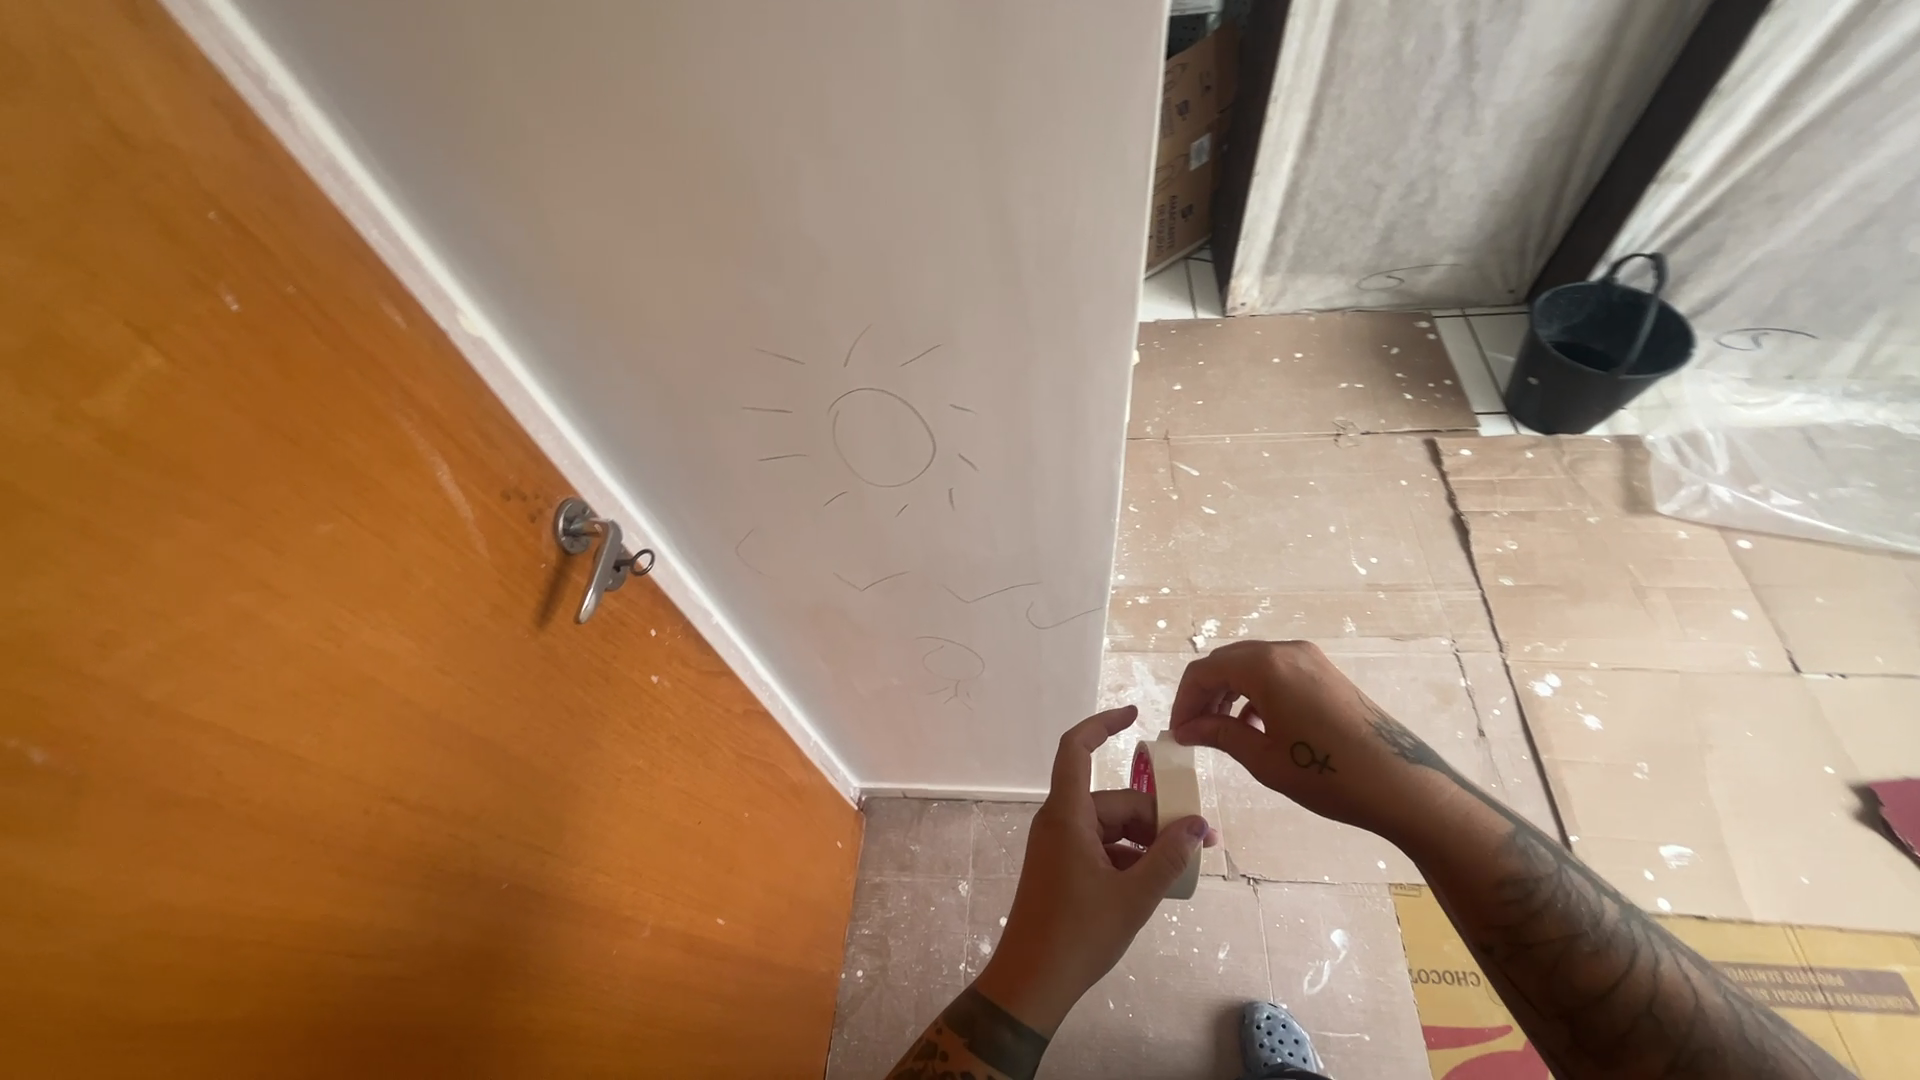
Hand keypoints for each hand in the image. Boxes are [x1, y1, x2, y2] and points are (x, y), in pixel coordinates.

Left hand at [972, 705, 1214, 1034]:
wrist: (1031, 982)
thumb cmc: (1078, 935)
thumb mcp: (1134, 896)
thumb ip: (1168, 858)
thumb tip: (1198, 826)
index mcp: (1067, 815)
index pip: (1076, 749)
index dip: (1102, 724)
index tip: (1134, 715)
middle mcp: (1059, 821)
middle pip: (1112, 800)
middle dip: (1154, 816)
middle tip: (1197, 842)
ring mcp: (1057, 844)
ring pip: (1109, 825)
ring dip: (1144, 841)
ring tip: (1181, 868)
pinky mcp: (1060, 866)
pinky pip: (1100, 846)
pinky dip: (1127, 857)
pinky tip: (1155, 882)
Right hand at [1168, 639, 1448, 841]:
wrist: (1402, 785)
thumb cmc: (1326, 774)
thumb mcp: (1263, 758)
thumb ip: (1219, 734)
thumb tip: (1186, 730)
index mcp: (1265, 666)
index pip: (1204, 671)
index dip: (1184, 701)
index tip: (1178, 733)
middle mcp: (1285, 651)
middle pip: (1226, 662)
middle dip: (1204, 694)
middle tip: (1194, 731)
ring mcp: (1309, 659)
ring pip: (1250, 666)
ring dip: (1228, 693)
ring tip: (1221, 730)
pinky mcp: (1325, 672)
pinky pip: (1275, 672)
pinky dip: (1254, 691)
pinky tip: (1255, 725)